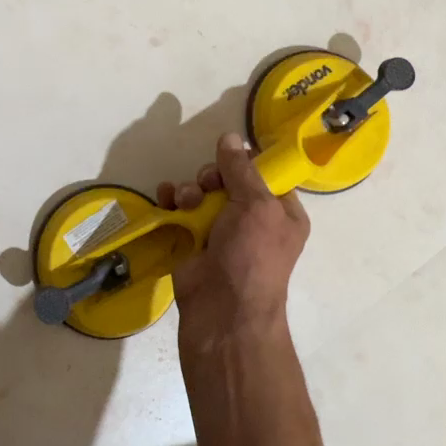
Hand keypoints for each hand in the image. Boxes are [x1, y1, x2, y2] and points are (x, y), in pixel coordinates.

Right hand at [157, 132, 310, 336]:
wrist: (222, 308)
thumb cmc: (251, 255)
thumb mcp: (256, 205)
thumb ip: (241, 169)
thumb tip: (231, 136)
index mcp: (280, 213)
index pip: (264, 175)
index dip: (245, 162)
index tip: (230, 158)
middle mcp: (252, 220)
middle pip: (228, 179)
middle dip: (212, 176)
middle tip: (207, 183)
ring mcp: (220, 230)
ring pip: (201, 192)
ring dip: (189, 190)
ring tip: (186, 202)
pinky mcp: (192, 239)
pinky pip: (180, 209)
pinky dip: (171, 201)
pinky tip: (165, 200)